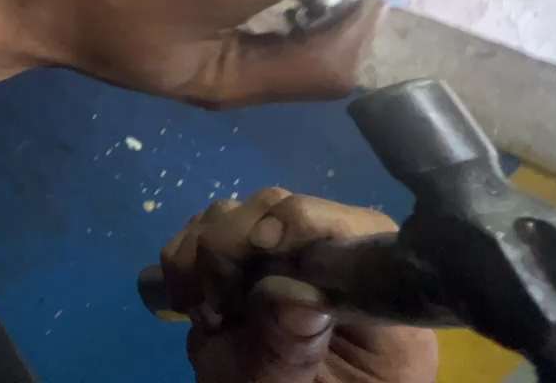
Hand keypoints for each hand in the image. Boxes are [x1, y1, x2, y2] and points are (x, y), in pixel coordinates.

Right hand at [160, 189, 437, 382]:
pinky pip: (199, 225)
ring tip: (203, 310)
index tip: (260, 245)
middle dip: (232, 243)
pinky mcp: (239, 256)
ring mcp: (279, 257)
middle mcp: (330, 268)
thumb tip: (292, 290)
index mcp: (374, 310)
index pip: (358, 230)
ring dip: (201, 255)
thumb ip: (289, 347)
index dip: (305, 222)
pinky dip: (182, 256)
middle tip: (214, 299)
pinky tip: (190, 299)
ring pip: (232, 212)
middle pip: (279, 208)